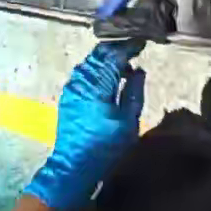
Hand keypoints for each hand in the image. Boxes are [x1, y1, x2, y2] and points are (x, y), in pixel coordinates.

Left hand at [24, 37, 146, 210]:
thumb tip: (138, 70)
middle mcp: (82, 80)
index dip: (129, 47)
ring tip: (123, 61)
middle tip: (134, 48)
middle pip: (100, 52)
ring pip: (91, 59)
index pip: (114, 55)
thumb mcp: (128, 123)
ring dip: (106, 56)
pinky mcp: (69, 93)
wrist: (72, 167)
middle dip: (117, 47)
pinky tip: (107, 74)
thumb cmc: (105, 148)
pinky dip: (97, 65)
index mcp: (98, 85)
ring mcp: (73, 85)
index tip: (142, 43)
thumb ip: (134, 92)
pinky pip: (84, 70)